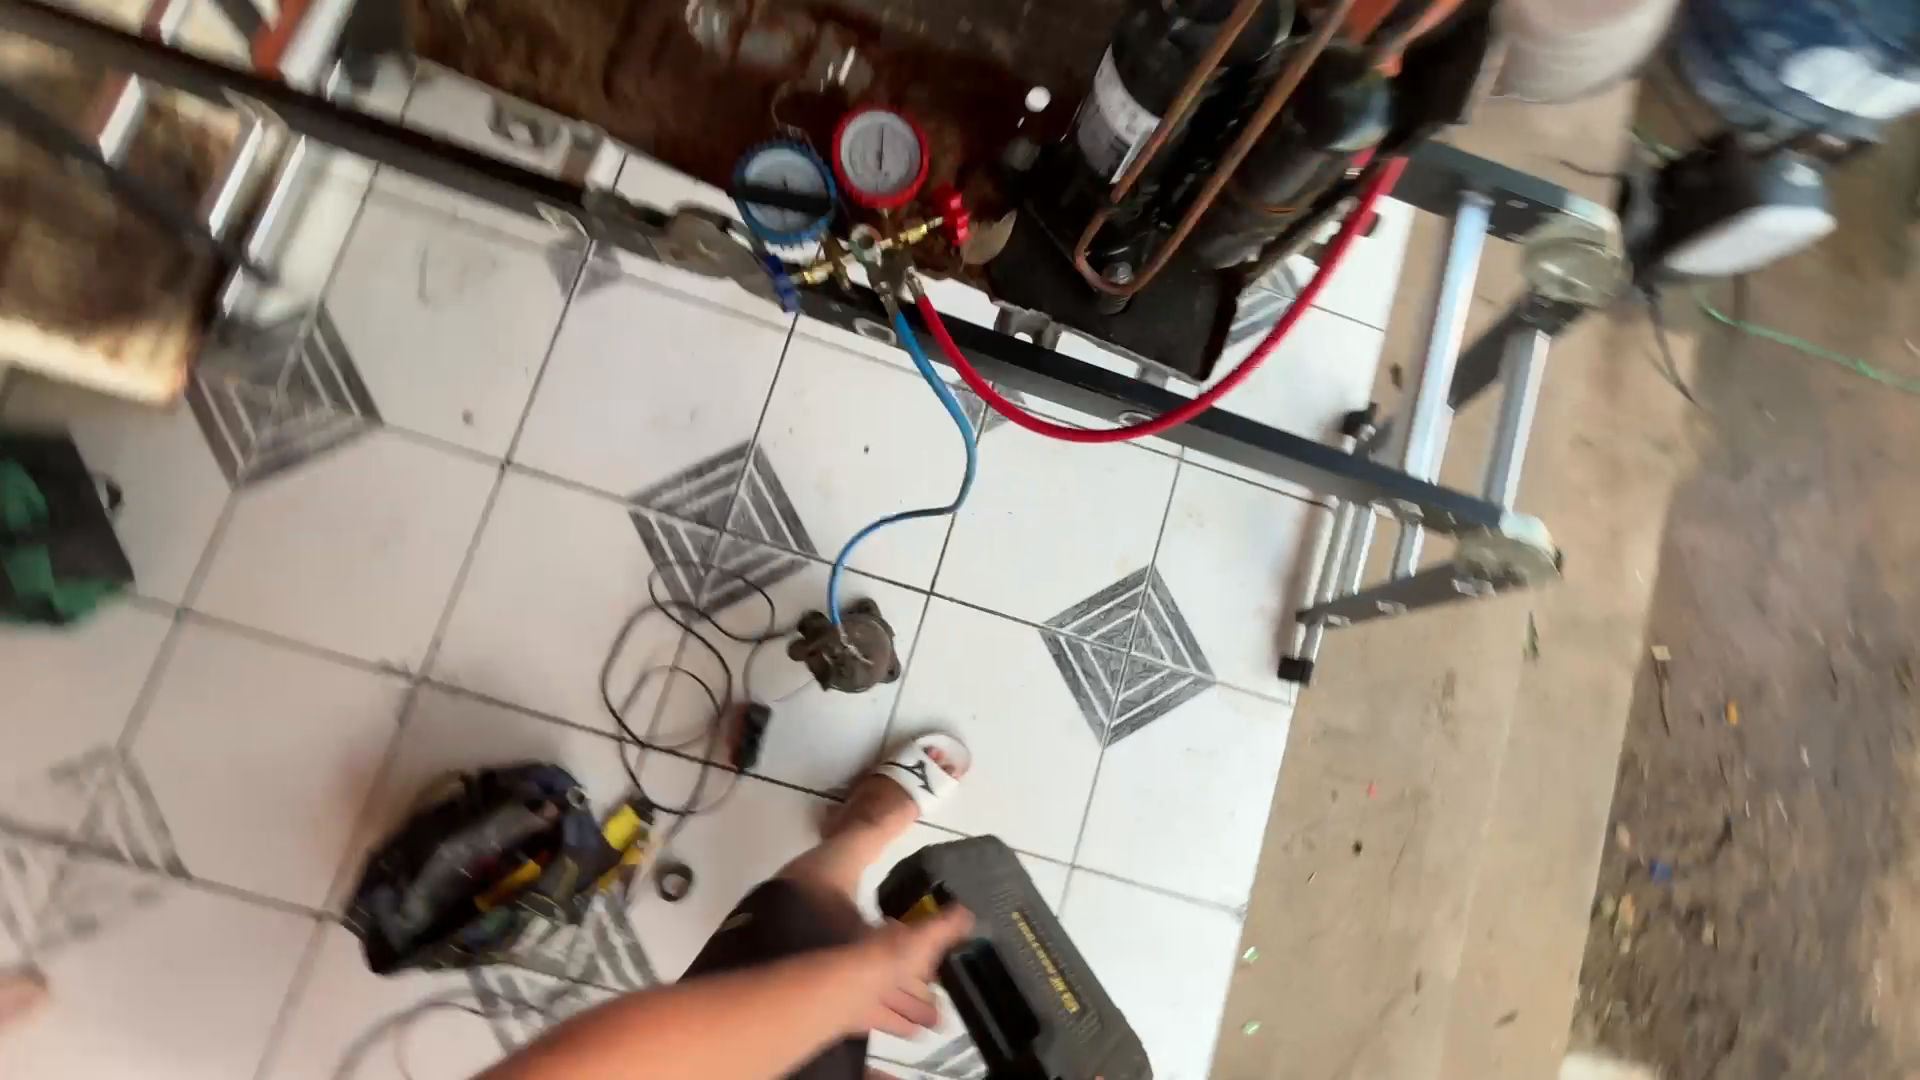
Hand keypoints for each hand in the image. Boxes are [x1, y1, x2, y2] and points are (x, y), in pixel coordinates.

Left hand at [837, 905, 974, 1037]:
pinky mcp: (866, 1011)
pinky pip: (889, 1017)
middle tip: (947, 996)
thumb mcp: (925, 935)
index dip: (933, 949)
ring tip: (939, 1021)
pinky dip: (903, 1024)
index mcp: (895, 936)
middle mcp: (882, 958)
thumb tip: (967, 912)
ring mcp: (872, 985)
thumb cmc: (890, 958)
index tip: (949, 960)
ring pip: (899, 995)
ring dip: (917, 1006)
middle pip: (908, 971)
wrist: (852, 990)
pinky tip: (916, 1032)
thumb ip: (946, 925)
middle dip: (925, 983)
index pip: (916, 939)